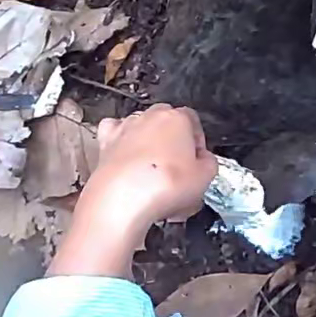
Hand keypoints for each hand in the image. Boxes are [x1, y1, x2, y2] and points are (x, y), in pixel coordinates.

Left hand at [50, 104, 216, 277]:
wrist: (123, 199)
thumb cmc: (162, 185)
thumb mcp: (205, 178)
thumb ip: (209, 164)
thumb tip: (205, 162)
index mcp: (178, 119)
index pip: (193, 120)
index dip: (197, 140)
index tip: (198, 159)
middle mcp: (150, 117)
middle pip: (167, 122)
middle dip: (173, 140)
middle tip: (178, 168)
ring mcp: (126, 128)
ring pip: (142, 128)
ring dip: (149, 144)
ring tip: (154, 174)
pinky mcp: (106, 143)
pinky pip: (115, 135)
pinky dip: (122, 145)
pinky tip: (129, 161)